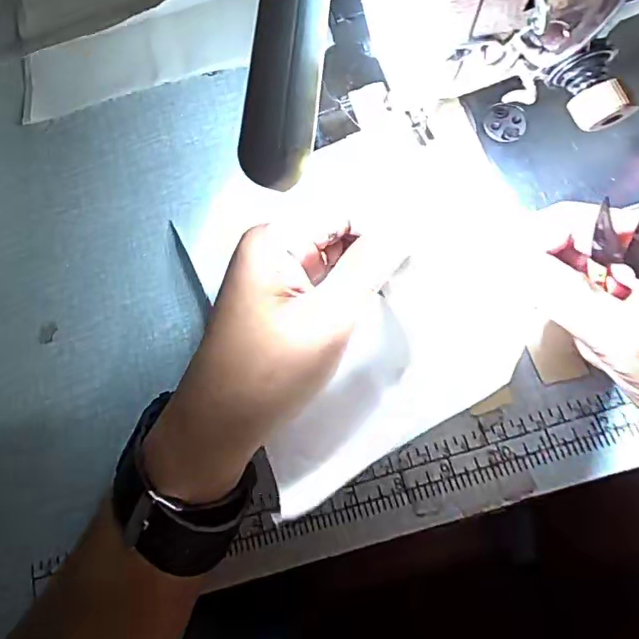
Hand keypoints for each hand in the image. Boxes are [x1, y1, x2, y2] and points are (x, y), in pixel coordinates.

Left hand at [143, 217, 405, 501]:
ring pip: (340, 251)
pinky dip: (356, 282)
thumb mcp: (327, 319)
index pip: (345, 211)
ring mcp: (280, 268)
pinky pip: (331, 272)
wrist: (219, 428)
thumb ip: (369, 266)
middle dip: (379, 246)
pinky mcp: (288, 291)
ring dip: (371, 265)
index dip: (385, 226)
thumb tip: (405, 226)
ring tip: (402, 283)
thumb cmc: (268, 375)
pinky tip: (380, 293)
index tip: (420, 251)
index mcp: (275, 237)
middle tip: (414, 270)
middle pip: (342, 227)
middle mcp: (275, 243)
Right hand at [521, 202, 638, 555]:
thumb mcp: (628, 340)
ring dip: (591, 327)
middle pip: (583, 257)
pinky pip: (611, 320)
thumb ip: (563, 294)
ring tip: (620, 360)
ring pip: (593, 294)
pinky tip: (633, 370)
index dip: (539, 245)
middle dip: (573, 298)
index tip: (518, 284)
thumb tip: (516, 259)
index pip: (578, 221)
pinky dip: (606, 344)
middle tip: (592, 338)